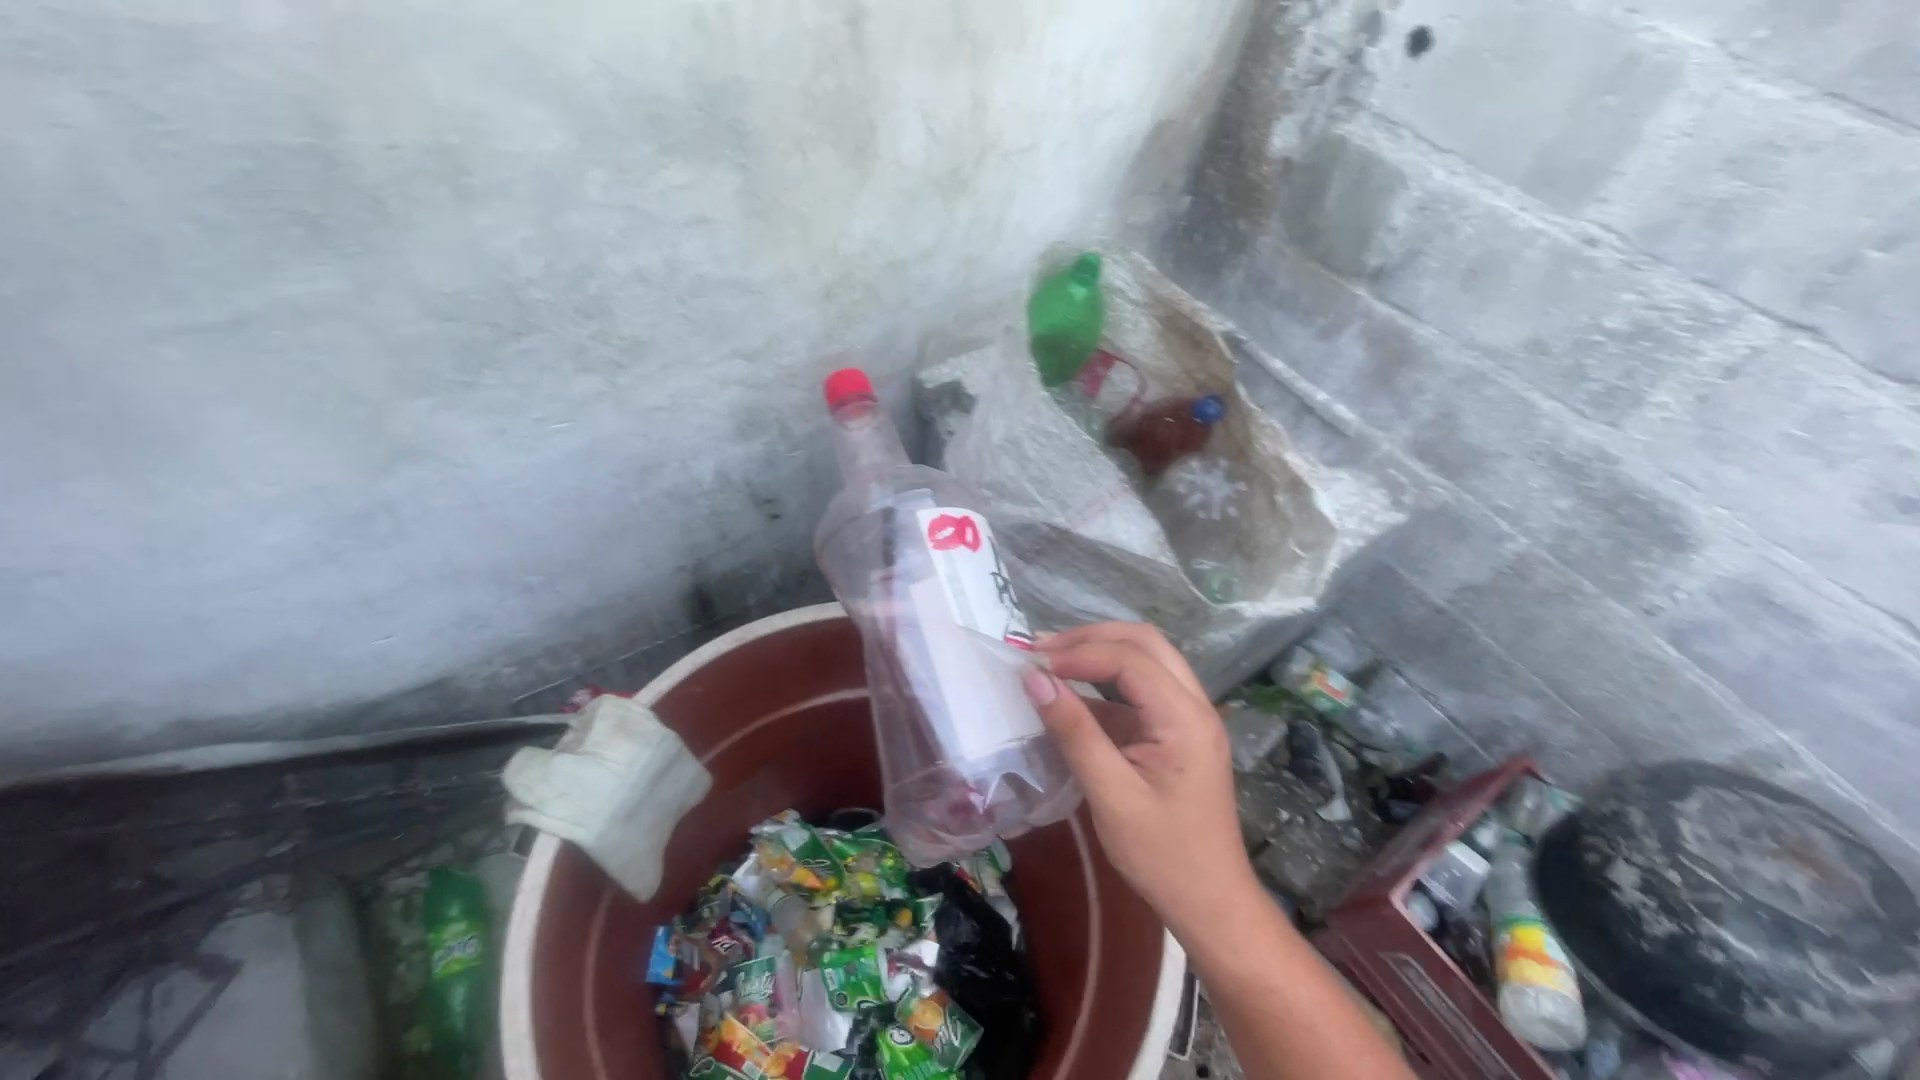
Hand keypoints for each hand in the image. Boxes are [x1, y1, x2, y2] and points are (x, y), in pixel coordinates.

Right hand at [1021, 623, 1254, 931]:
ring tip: (1049, 666)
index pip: (1129, 659)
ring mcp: (1189, 718)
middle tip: (1041, 652)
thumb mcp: (1110, 795)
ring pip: (1146, 661)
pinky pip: (1141, 692)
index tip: (1031, 665)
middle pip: (1145, 643)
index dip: (1078, 653)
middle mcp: (1194, 705)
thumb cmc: (1162, 855)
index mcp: (1185, 718)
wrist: (1211, 902)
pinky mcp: (1177, 734)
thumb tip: (1034, 679)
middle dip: (1091, 639)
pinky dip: (1105, 687)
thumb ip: (1074, 732)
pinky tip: (1070, 701)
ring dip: (1099, 656)